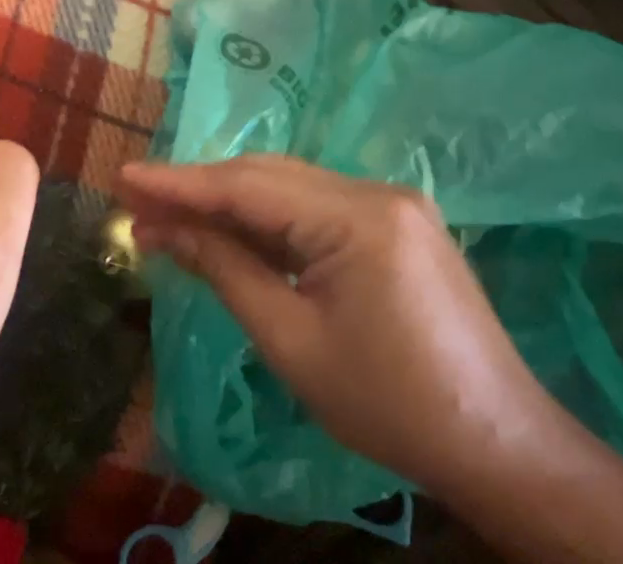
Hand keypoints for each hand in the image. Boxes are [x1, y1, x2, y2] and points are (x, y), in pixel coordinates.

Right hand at [120, 156, 560, 493]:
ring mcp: (392, 209)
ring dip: (227, 204)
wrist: (500, 446)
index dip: (177, 182)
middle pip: (266, 177)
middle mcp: (378, 194)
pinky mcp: (396, 229)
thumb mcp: (289, 339)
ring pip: (287, 190)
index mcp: (358, 217)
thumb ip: (223, 268)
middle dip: (197, 190)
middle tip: (135, 201)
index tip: (122, 176)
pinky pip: (313, 211)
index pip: (246, 186)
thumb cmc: (388, 402)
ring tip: (166, 218)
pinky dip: (264, 221)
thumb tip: (160, 229)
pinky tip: (226, 234)